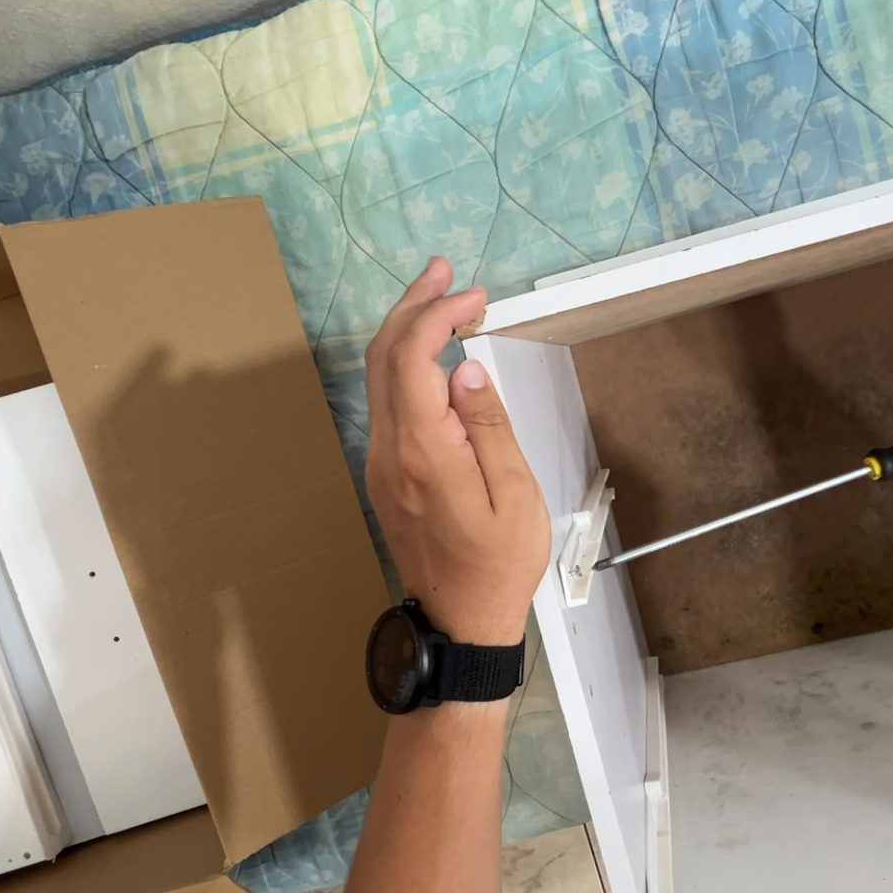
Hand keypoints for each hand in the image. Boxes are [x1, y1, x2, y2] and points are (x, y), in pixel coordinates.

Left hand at [364, 257, 549, 646]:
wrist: (460, 620)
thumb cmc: (499, 563)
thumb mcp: (514, 495)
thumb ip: (488, 427)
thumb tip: (465, 370)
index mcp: (423, 452)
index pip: (413, 359)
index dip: (438, 315)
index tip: (472, 296)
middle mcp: (390, 450)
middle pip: (383, 357)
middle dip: (411, 305)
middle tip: (443, 271)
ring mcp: (381, 462)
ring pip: (378, 378)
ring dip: (404, 331)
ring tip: (439, 298)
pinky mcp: (385, 473)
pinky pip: (385, 402)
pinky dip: (404, 364)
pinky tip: (431, 356)